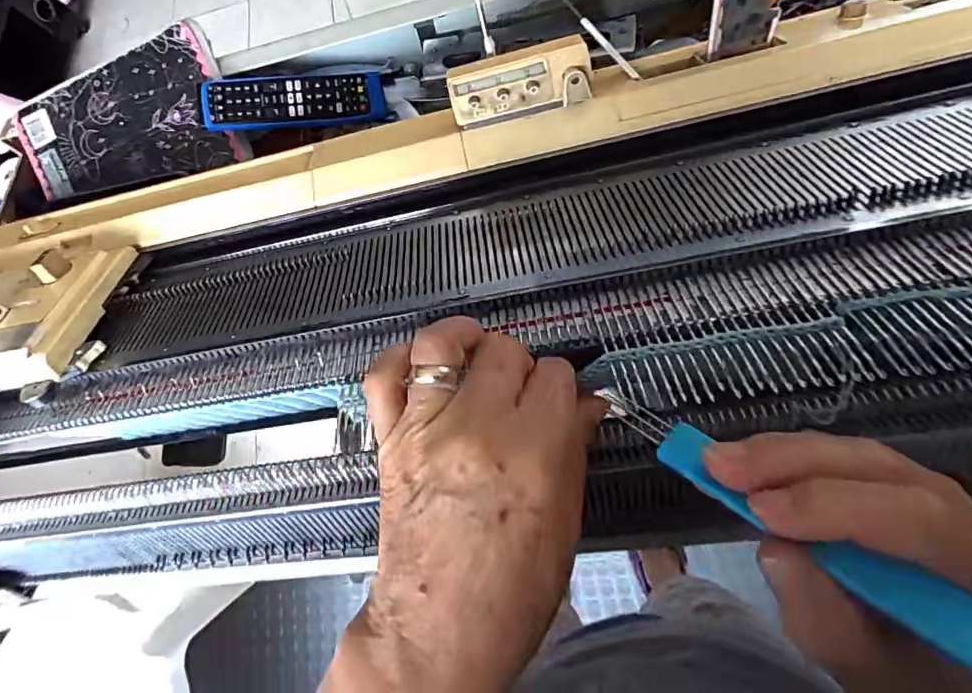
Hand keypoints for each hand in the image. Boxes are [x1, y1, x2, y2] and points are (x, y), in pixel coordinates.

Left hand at [324, 318, 606, 692]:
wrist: (439, 631)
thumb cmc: (509, 593)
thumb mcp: (565, 521)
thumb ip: (574, 447)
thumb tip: (587, 404)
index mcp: (532, 452)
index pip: (556, 374)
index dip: (562, 382)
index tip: (558, 395)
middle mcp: (478, 430)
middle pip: (505, 349)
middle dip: (520, 363)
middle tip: (520, 387)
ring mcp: (427, 429)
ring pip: (443, 344)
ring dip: (464, 338)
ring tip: (475, 348)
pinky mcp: (392, 439)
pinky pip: (384, 375)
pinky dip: (401, 358)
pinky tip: (422, 364)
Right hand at [705, 432, 971, 692]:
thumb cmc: (938, 691)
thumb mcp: (889, 683)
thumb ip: (837, 629)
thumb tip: (775, 550)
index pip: (917, 517)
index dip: (834, 506)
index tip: (759, 512)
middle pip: (876, 468)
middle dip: (791, 463)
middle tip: (717, 465)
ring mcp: (937, 497)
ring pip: (854, 456)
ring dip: (781, 455)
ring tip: (720, 460)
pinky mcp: (902, 492)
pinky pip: (845, 465)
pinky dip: (792, 462)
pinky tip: (754, 467)